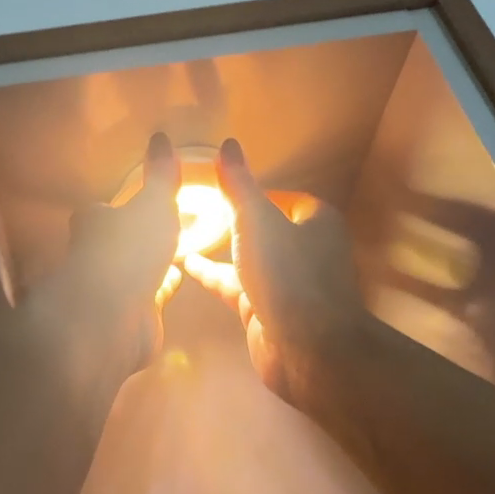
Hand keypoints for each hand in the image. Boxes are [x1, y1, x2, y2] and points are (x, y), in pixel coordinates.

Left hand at [34, 132, 184, 374]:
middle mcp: (94, 256)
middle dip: (136, 238)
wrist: (114, 318)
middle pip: (116, 242)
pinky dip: (160, 288)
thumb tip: (159, 136)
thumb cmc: (129, 250)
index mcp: (92, 223)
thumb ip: (160, 176)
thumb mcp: (152, 204)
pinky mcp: (128, 316)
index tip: (142, 203)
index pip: (103, 212)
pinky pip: (149, 295)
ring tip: (174, 253)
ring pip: (131, 271)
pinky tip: (175, 281)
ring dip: (148, 264)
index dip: (120, 208)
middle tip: (165, 228)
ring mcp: (110, 289)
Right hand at [181, 139, 367, 408]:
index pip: (280, 196)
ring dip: (218, 248)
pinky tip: (182, 265)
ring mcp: (286, 283)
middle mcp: (304, 249)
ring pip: (247, 258)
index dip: (249, 190)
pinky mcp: (266, 310)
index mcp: (315, 220)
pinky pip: (235, 285)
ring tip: (180, 232)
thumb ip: (239, 186)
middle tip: (191, 207)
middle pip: (263, 226)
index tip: (213, 185)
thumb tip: (228, 144)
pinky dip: (212, 275)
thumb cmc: (288, 274)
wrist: (307, 349)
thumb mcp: (257, 221)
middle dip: (230, 219)